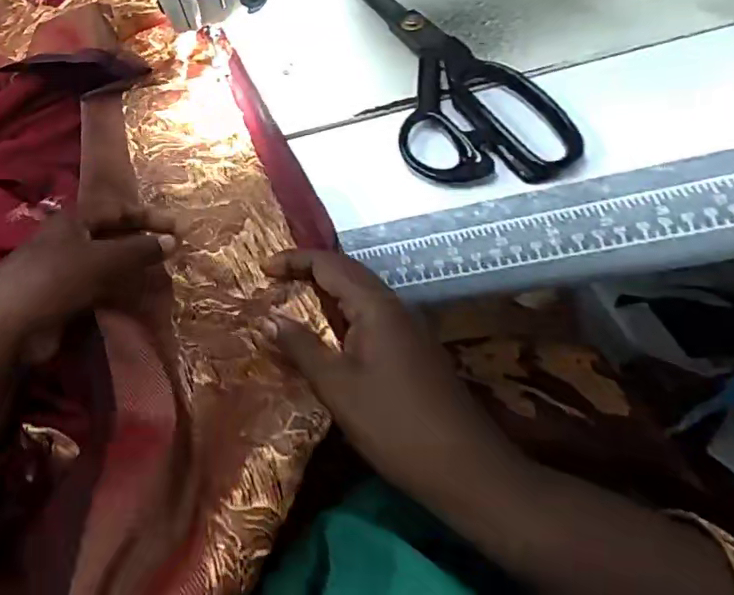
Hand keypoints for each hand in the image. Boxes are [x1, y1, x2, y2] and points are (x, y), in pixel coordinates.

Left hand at [0, 205, 180, 363]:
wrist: (11, 323)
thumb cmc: (56, 277)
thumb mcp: (100, 260)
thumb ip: (137, 250)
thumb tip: (172, 239)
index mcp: (74, 219)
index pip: (118, 210)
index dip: (148, 217)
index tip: (179, 227)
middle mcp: (70, 239)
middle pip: (113, 237)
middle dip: (142, 245)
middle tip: (174, 254)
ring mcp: (66, 270)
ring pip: (108, 266)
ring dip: (133, 272)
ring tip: (163, 280)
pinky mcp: (65, 298)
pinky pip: (100, 290)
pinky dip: (119, 293)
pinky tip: (139, 302)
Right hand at [265, 250, 525, 498]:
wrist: (471, 473)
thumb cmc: (396, 425)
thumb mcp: (337, 387)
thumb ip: (300, 346)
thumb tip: (267, 318)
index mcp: (375, 306)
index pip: (328, 263)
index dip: (293, 260)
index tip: (262, 269)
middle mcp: (393, 307)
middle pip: (346, 271)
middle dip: (308, 269)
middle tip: (274, 279)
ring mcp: (407, 328)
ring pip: (360, 293)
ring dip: (326, 289)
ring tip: (293, 300)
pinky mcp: (413, 350)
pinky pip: (370, 314)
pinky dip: (342, 311)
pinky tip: (329, 333)